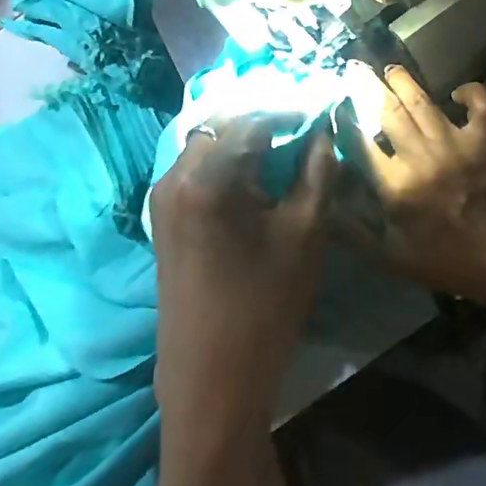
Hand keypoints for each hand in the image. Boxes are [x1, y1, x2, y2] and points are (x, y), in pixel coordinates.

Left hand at [150, 115, 336, 425]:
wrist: (211, 377)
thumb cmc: (266, 304)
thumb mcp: (304, 232)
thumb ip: (316, 172)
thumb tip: (323, 132)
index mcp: (209, 176)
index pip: (253, 118)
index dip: (290, 109)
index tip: (320, 110)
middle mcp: (175, 176)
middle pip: (223, 125)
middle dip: (263, 119)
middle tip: (302, 129)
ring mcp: (162, 198)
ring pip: (207, 145)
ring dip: (243, 140)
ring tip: (282, 153)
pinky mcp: (163, 218)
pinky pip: (195, 170)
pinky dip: (225, 163)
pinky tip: (254, 180)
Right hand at [348, 66, 485, 309]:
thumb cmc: (440, 258)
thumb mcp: (388, 256)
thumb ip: (352, 232)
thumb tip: (321, 209)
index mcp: (396, 186)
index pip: (362, 143)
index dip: (346, 120)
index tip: (335, 103)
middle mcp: (422, 157)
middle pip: (389, 112)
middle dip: (368, 87)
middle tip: (354, 68)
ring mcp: (456, 145)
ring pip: (424, 102)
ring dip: (404, 82)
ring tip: (390, 69)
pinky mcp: (483, 142)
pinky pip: (481, 107)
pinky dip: (472, 93)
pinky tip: (457, 92)